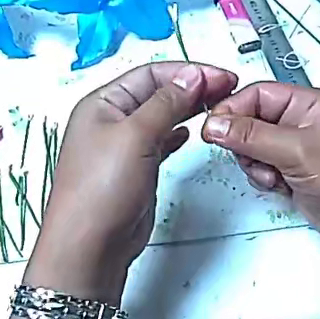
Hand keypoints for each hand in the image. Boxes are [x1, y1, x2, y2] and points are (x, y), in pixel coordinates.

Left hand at [28, 62, 237, 299]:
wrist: (91, 246)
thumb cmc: (100, 190)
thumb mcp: (135, 136)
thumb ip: (167, 103)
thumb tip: (192, 76)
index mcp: (103, 103)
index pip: (153, 74)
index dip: (189, 72)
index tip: (221, 76)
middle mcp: (112, 120)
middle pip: (159, 92)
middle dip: (194, 86)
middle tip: (228, 87)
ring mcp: (125, 145)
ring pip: (164, 115)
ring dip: (190, 107)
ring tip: (219, 105)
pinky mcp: (137, 168)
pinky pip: (162, 140)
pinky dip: (179, 133)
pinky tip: (191, 131)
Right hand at [199, 82, 319, 249]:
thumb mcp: (296, 151)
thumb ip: (251, 136)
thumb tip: (214, 123)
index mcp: (310, 103)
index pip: (259, 93)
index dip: (233, 110)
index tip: (213, 129)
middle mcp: (303, 121)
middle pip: (253, 121)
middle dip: (246, 143)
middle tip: (252, 159)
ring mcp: (299, 147)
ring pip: (255, 147)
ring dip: (255, 164)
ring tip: (273, 177)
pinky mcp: (296, 171)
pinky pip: (264, 167)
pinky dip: (265, 178)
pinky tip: (280, 187)